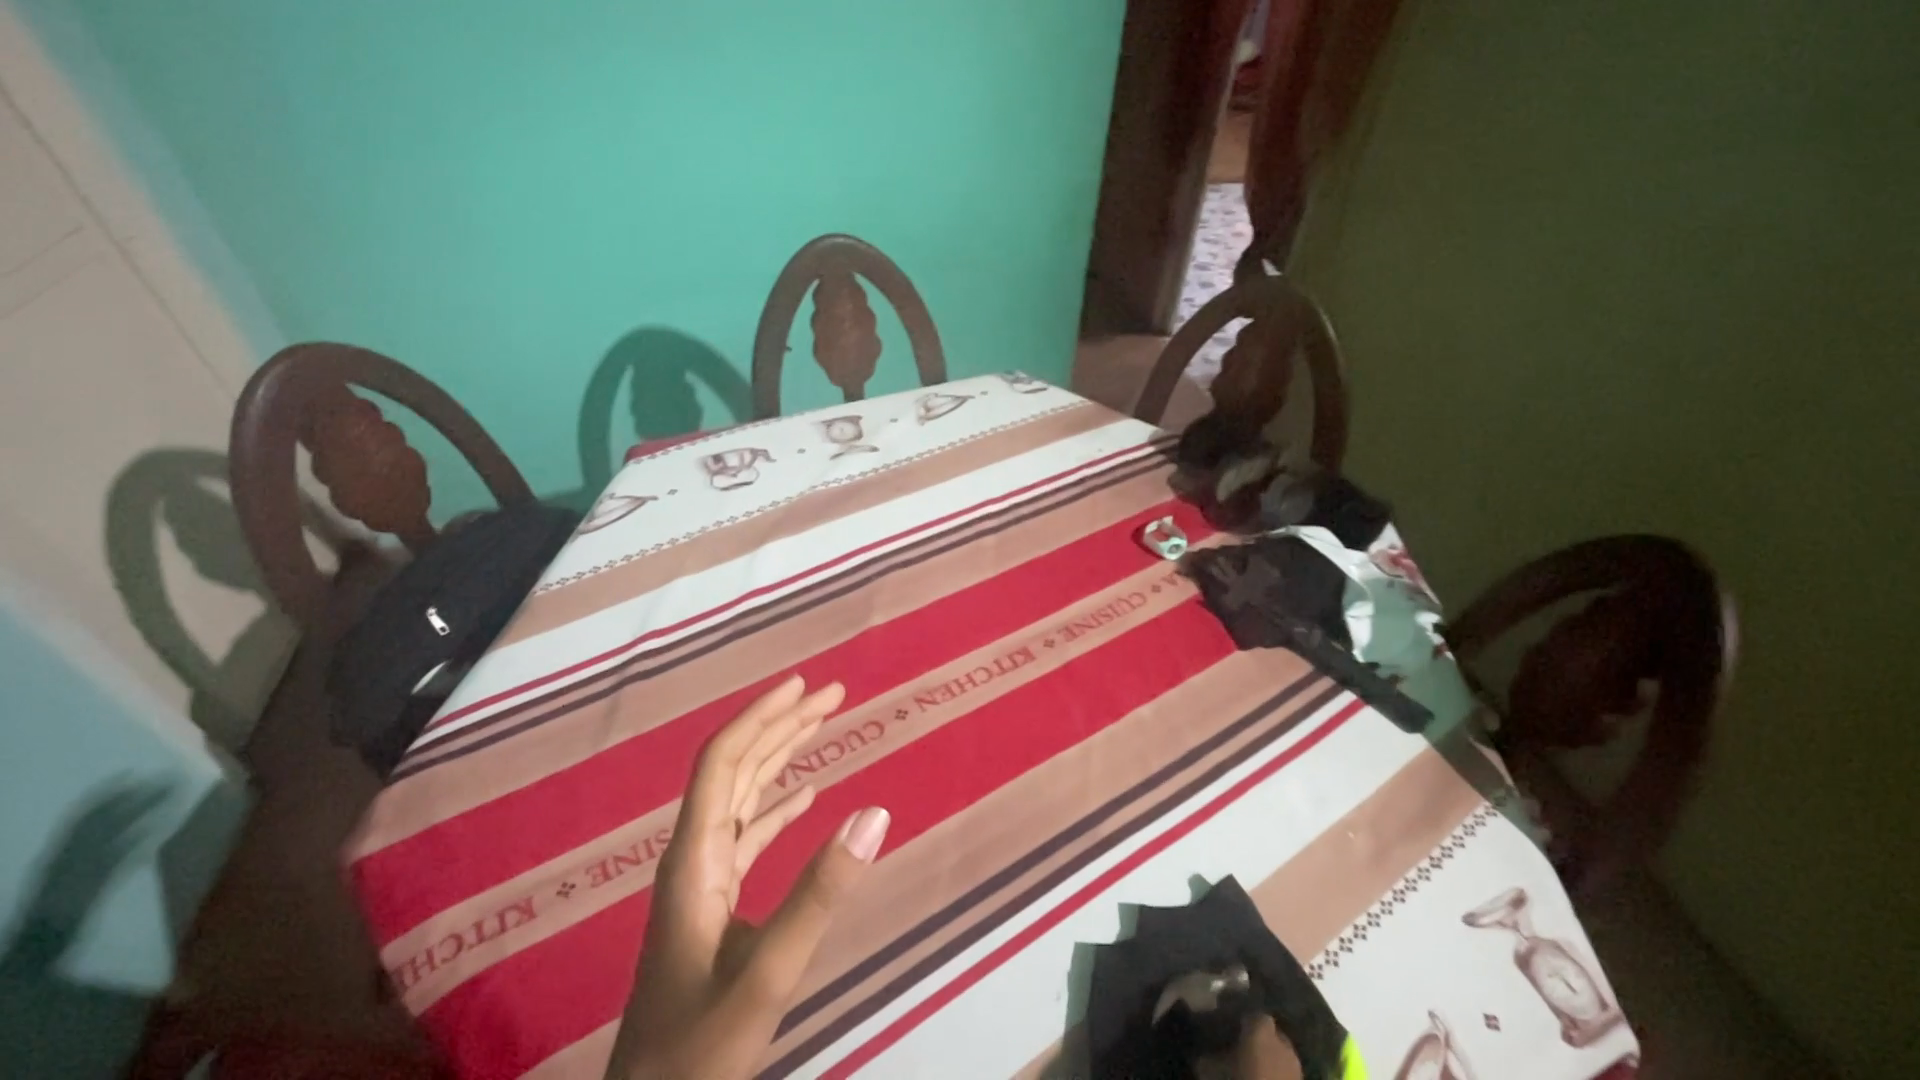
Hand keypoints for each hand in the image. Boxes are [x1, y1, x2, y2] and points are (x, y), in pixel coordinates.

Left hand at [606, 675, 889, 1079]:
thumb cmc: (702, 1044)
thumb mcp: (769, 972)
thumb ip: (820, 893)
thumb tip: (874, 811)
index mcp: (697, 859)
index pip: (724, 762)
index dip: (761, 717)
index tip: (805, 685)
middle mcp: (695, 856)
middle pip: (735, 768)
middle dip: (781, 725)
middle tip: (833, 694)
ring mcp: (702, 880)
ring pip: (742, 797)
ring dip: (781, 757)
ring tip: (823, 725)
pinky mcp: (714, 904)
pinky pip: (749, 835)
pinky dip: (779, 806)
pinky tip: (807, 795)